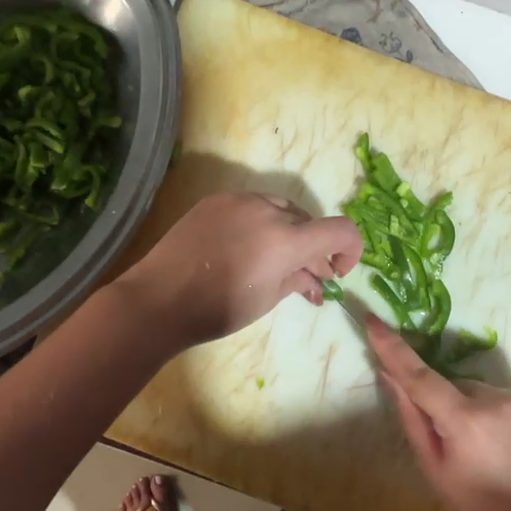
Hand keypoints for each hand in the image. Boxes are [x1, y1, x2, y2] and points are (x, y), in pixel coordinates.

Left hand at [115, 192, 362, 347]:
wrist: (160, 298)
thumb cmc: (218, 309)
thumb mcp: (267, 299)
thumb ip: (298, 280)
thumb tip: (315, 277)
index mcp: (286, 239)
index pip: (340, 230)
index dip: (351, 250)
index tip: (338, 271)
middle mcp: (268, 210)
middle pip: (308, 221)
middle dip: (314, 248)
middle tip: (307, 277)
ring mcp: (238, 200)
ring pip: (280, 210)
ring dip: (288, 233)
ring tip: (275, 262)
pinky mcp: (215, 201)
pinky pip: (251, 206)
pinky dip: (261, 224)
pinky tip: (246, 248)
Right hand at [368, 316, 510, 510]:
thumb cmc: (482, 510)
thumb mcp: (436, 470)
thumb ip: (413, 419)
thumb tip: (390, 376)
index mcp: (465, 420)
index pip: (420, 375)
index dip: (393, 348)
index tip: (373, 320)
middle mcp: (502, 401)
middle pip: (464, 389)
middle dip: (458, 407)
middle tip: (466, 448)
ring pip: (497, 397)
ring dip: (491, 415)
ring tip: (502, 455)